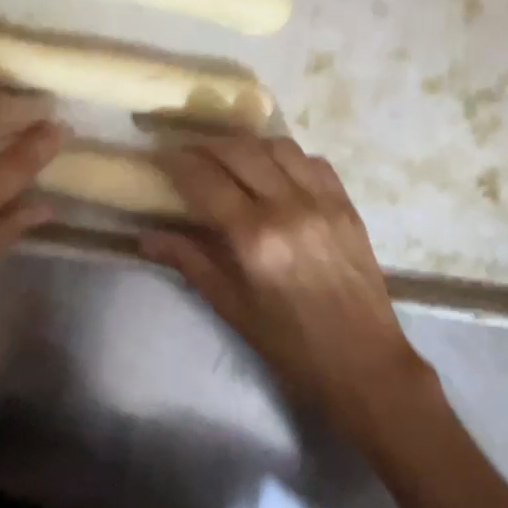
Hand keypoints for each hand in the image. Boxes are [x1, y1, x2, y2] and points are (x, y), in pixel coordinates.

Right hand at [141, 137, 431, 427]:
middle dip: (205, 146)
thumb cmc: (289, 344)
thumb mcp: (231, 307)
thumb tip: (144, 236)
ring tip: (227, 157)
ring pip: (277, 146)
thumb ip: (189, 261)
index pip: (205, 180)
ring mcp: (323, 202)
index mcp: (254, 238)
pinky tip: (273, 172)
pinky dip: (286, 158)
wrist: (363, 362)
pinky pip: (313, 161)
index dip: (176, 162)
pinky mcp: (347, 205)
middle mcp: (289, 208)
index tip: (158, 156)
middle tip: (185, 153)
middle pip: (239, 151)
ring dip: (246, 145)